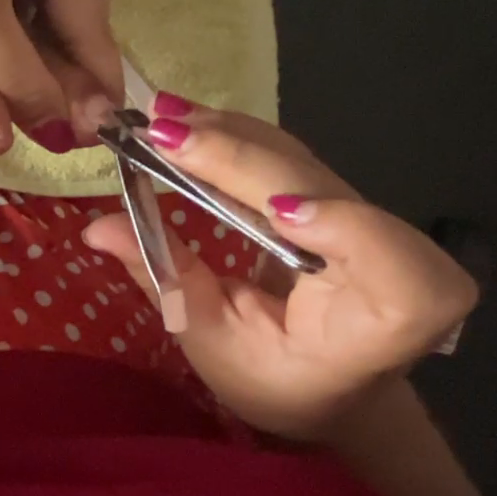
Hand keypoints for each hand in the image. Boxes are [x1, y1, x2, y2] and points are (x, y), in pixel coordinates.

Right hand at [83, 97, 479, 440]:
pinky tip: (188, 121)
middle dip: (244, 159)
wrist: (324, 377)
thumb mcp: (213, 343)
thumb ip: (166, 282)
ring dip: (232, 135)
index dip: (349, 232)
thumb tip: (97, 228)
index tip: (277, 212)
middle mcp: (394, 264)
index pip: (399, 275)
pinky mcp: (337, 196)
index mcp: (380, 327)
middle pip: (328, 194)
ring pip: (305, 163)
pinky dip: (235, 136)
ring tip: (164, 118)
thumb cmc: (272, 377)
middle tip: (165, 133)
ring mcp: (369, 220)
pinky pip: (291, 157)